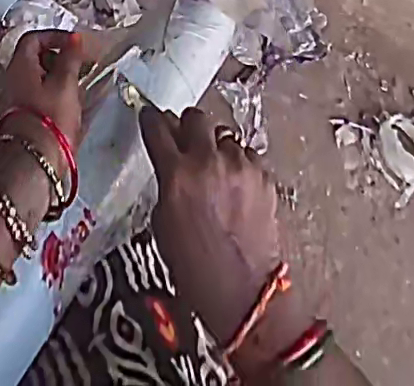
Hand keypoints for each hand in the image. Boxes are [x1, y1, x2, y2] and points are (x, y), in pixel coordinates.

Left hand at [0, 30, 84, 160]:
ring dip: (58, 76)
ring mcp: (16, 100)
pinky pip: (39, 95)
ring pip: (38, 78)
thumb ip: (70, 57)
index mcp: (20, 65)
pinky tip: (71, 104)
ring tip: (79, 84)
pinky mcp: (23, 118)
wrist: (33, 165)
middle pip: (35, 57)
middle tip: (79, 63)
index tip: (75, 44)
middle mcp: (13, 79)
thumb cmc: (49, 119)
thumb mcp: (65, 83)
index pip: (34, 38)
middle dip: (59, 56)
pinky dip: (55, 93)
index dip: (55, 36)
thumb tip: (73, 38)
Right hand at [141, 105, 310, 372]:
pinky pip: (246, 156)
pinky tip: (235, 186)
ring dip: (215, 148)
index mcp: (177, 174)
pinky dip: (238, 165)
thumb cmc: (195, 267)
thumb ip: (166, 181)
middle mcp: (208, 162)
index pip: (157, 126)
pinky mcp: (264, 177)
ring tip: (215, 171)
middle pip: (195, 117)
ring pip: (224, 136)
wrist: (245, 296)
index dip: (151, 118)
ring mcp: (240, 167)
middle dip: (187, 127)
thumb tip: (170, 161)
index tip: (150, 116)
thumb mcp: (163, 222)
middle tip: (186, 142)